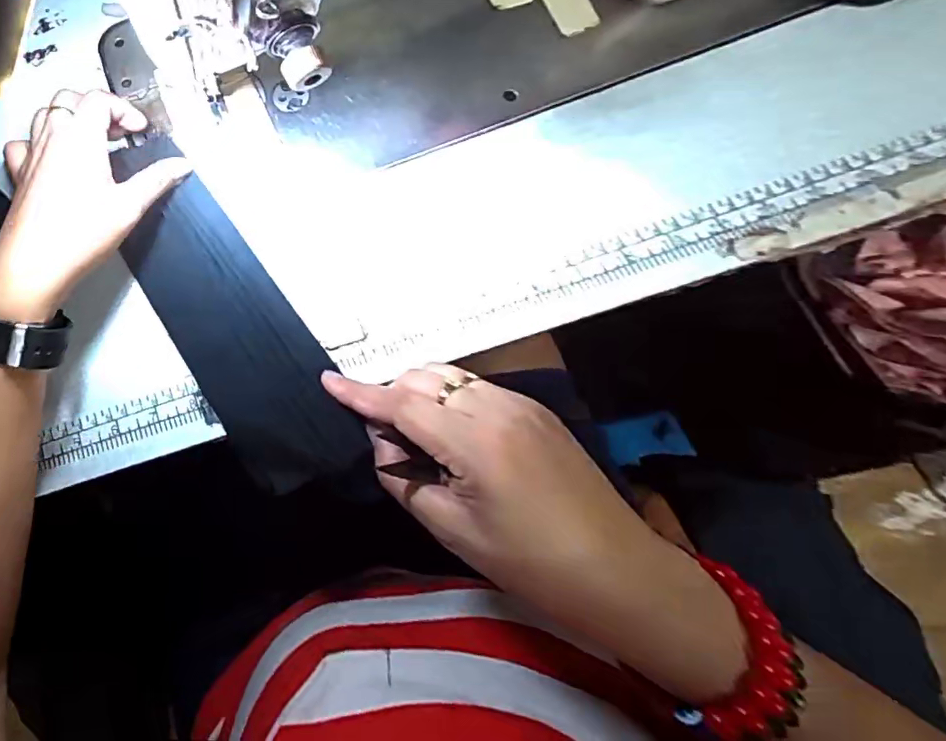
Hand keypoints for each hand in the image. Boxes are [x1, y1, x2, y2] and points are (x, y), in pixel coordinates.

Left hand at [0, 89, 190, 324]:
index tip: (139, 130)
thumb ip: (157, 179)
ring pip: (45, 114)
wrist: (32, 267)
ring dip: (69, 117)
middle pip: (70, 98)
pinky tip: (52, 157)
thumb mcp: (129, 206)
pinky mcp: (20, 176)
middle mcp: (52, 139)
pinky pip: (23, 143)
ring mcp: (32, 156)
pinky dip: (39, 140)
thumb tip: (179, 165)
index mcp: (80, 138)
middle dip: (97, 107)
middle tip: (118, 131)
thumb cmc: (76, 237)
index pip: (100, 100)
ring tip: (91, 139)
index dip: (124, 109)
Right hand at [323, 364, 747, 699]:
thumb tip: (383, 444)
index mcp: (474, 440)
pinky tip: (452, 432)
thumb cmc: (531, 562)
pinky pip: (477, 387)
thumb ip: (405, 479)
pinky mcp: (536, 408)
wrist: (617, 570)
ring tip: (415, 433)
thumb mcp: (454, 529)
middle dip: (392, 394)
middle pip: (424, 378)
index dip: (360, 393)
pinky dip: (450, 397)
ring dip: (421, 391)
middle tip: (385, 437)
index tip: (328, 380)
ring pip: (451, 375)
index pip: (402, 403)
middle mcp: (496, 406)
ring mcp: (521, 402)